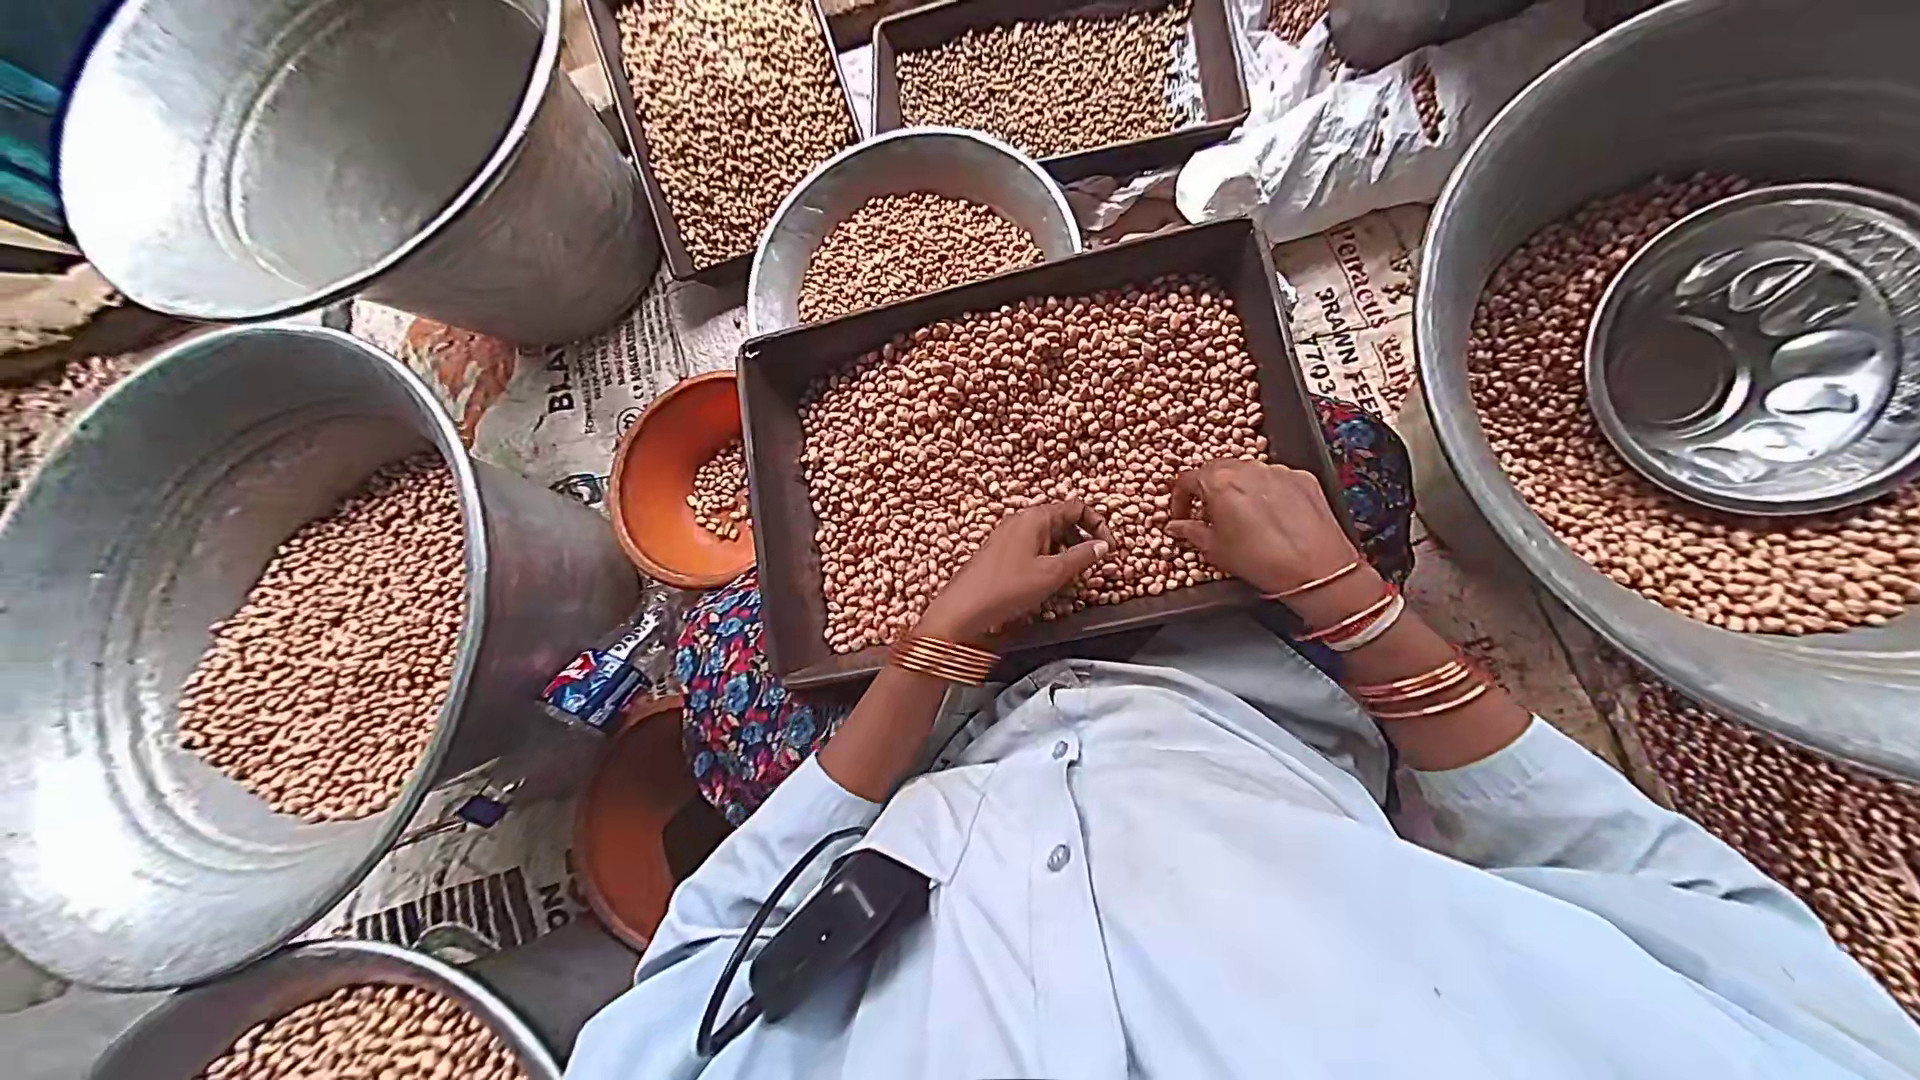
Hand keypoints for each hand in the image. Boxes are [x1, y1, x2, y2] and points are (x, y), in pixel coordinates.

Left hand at [916, 501, 1113, 643]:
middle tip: (1093, 565)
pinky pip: (1033, 548)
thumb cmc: (1007, 588)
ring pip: (1048, 536)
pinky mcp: (1000, 552)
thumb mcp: (1052, 573)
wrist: (963, 609)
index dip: (1098, 525)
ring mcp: (1008, 535)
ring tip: (1072, 576)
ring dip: (1066, 552)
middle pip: (1063, 520)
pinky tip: (1048, 581)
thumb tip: (1103, 545)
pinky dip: (1047, 559)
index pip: (1076, 507)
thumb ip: (1081, 557)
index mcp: (1034, 517)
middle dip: (1082, 540)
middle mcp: (1020, 520)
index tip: (1109, 548)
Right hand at [1166, 460, 1361, 598]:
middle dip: (1208, 490)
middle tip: (1207, 515)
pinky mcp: (1302, 479)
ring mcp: (1278, 471)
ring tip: (1240, 518)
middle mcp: (1248, 469)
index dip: (1180, 499)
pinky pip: (1275, 480)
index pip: (1188, 480)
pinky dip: (1266, 493)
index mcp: (1219, 482)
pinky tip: (1269, 517)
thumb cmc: (1262, 560)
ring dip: (1237, 490)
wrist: (1317, 569)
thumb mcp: (1214, 549)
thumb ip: (1191, 531)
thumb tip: (1178, 526)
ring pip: (1247, 473)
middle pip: (1217, 470)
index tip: (1182, 515)